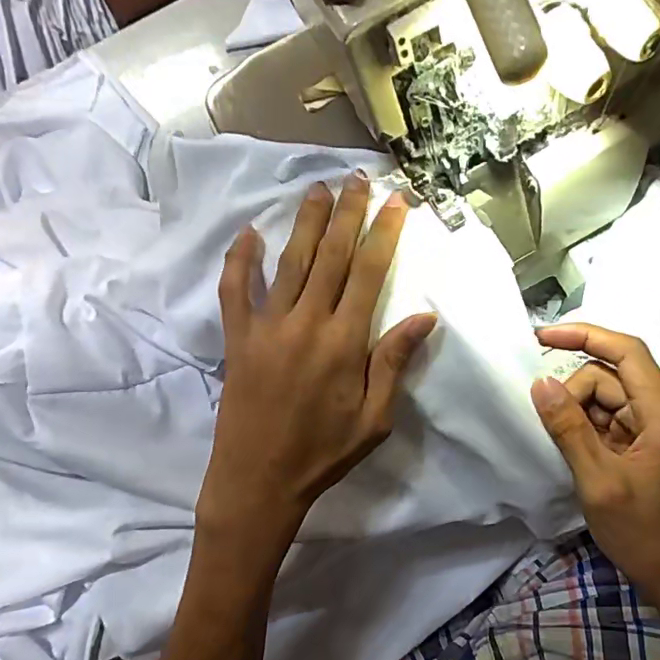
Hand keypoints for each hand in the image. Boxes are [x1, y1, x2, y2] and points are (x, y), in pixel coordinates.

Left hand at [195, 172, 437, 578]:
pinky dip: (240, 259)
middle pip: (331, 256)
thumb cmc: (323, 453)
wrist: (258, 480)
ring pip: (290, 262)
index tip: (396, 202)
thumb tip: (424, 316)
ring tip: (319, 190)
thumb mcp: (375, 419)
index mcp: (344, 342)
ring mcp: (266, 326)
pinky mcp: (237, 338)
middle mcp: (306, 323)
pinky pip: (235, 290)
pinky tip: (249, 232)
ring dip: (306, 223)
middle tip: (358, 179)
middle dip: (348, 214)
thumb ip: (394, 362)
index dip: (384, 233)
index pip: (370, 273)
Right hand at [530, 324, 659, 614]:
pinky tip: (573, 451)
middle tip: (554, 432)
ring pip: (605, 397)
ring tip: (566, 450)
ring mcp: (655, 429)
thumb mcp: (597, 480)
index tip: (542, 337)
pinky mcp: (645, 444)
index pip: (627, 352)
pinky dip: (586, 428)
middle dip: (574, 394)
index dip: (585, 336)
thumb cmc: (641, 533)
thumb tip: (540, 384)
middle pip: (610, 376)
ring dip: (578, 414)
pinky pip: (608, 418)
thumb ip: (569, 428)